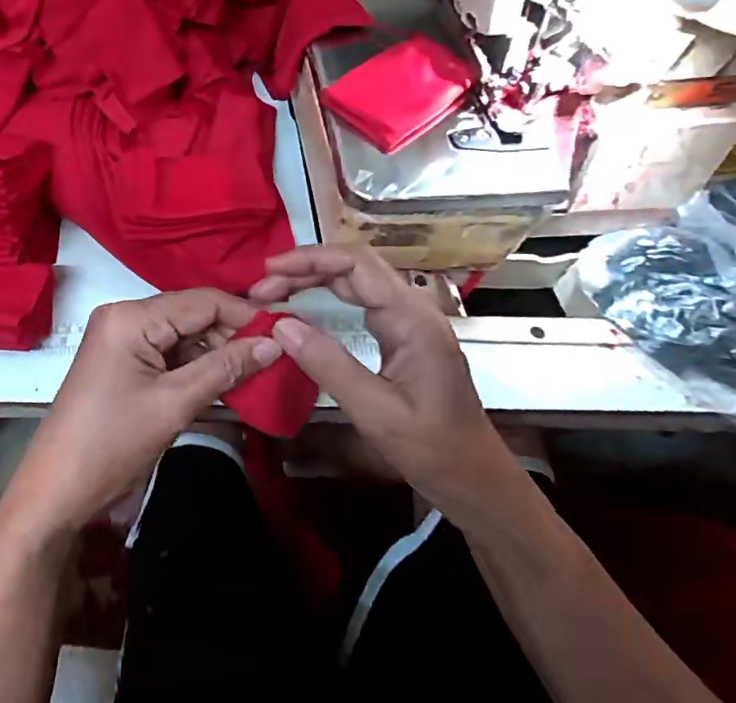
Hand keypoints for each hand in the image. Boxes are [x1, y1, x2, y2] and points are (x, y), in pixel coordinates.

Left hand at [0, 289, 281, 538]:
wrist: (56, 493)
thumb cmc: (112, 445)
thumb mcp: (175, 404)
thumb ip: (226, 368)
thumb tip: (275, 343)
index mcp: (131, 317)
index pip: (202, 301)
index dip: (245, 316)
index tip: (283, 334)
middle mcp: (125, 315)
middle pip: (193, 314)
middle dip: (232, 335)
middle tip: (274, 357)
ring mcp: (121, 337)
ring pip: (184, 333)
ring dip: (217, 352)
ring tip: (257, 370)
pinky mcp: (122, 359)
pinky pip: (169, 351)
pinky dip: (196, 364)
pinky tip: (226, 378)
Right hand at [249, 245, 520, 517]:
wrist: (473, 476)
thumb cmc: (431, 448)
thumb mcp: (375, 412)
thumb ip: (328, 365)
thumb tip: (280, 325)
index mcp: (412, 318)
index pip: (356, 265)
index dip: (310, 260)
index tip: (269, 272)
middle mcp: (413, 308)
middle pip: (354, 267)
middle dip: (305, 269)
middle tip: (261, 290)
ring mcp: (410, 319)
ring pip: (356, 282)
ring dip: (314, 281)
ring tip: (273, 294)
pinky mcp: (404, 334)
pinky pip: (362, 301)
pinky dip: (328, 297)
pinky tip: (304, 307)